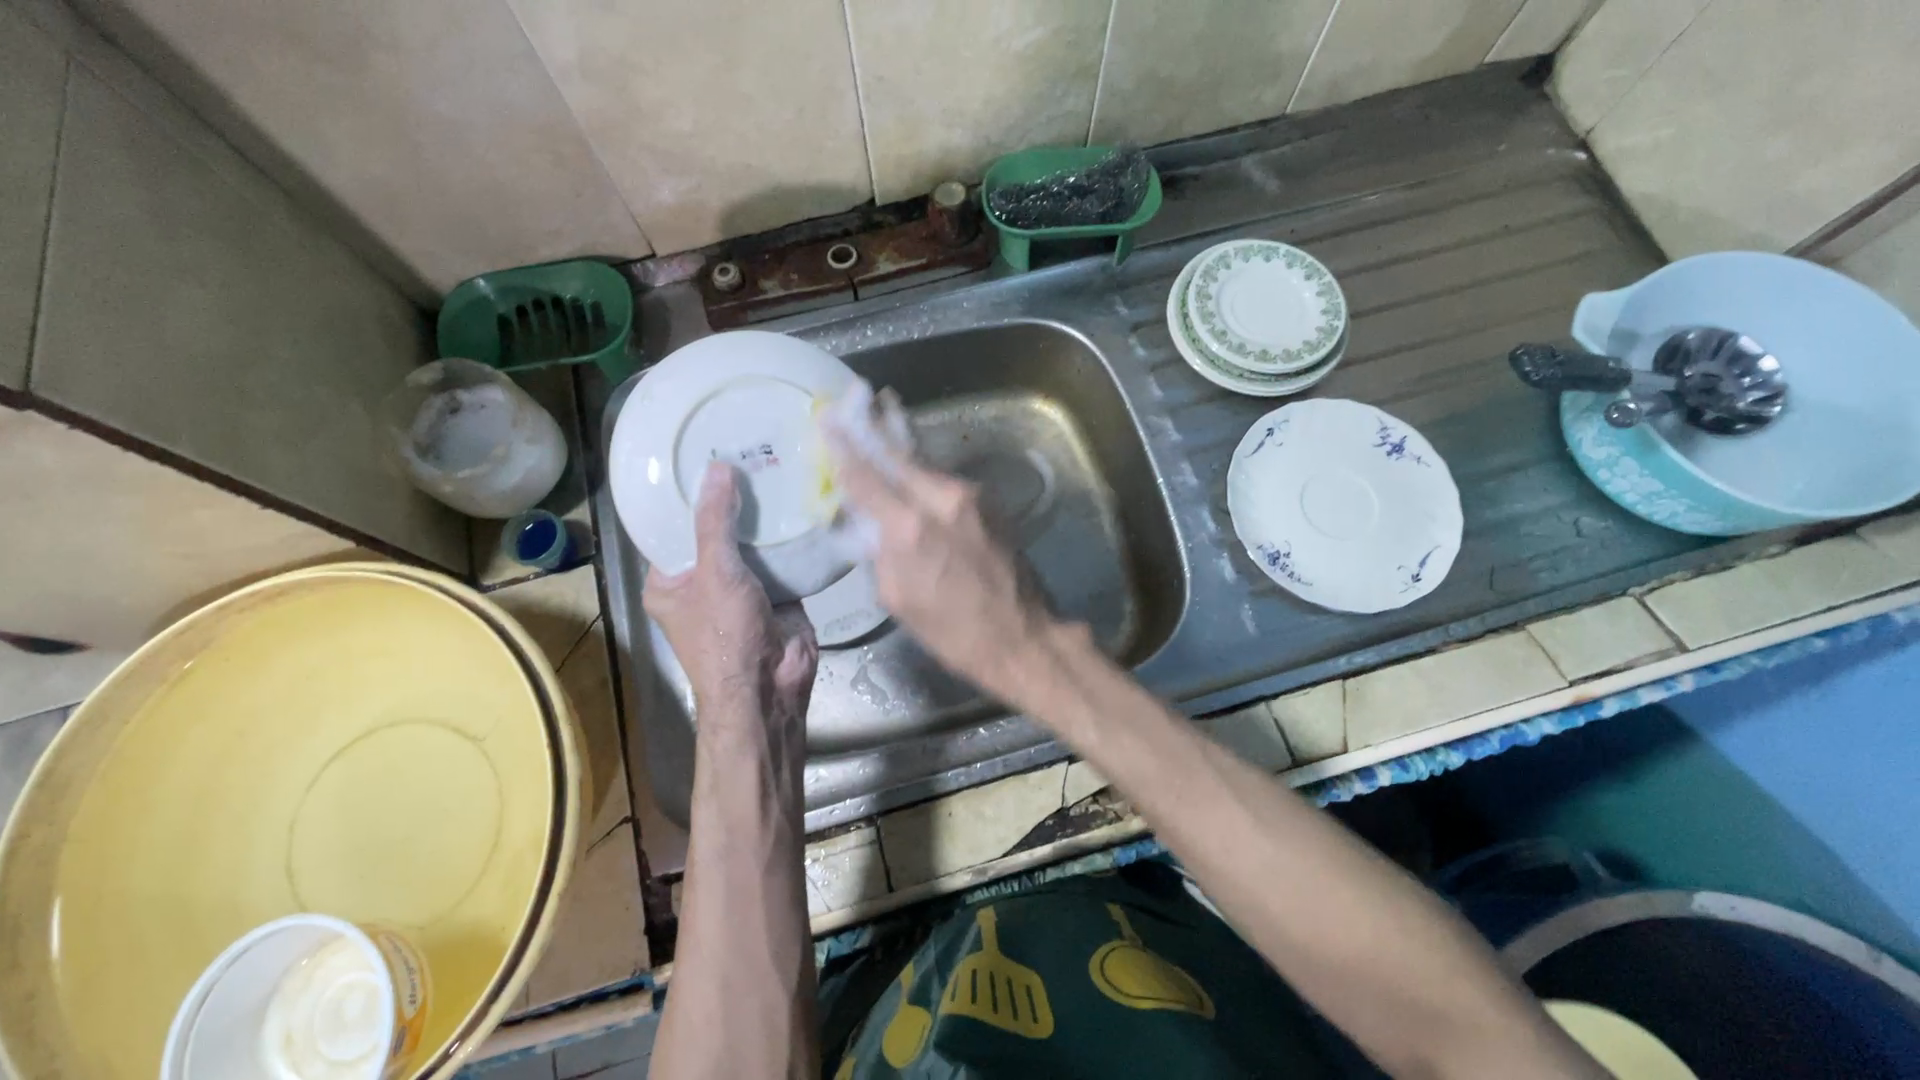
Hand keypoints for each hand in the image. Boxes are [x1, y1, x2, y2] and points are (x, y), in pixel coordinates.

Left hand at [644, 463, 817, 729]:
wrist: (770, 687)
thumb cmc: (725, 633)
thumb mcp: (715, 571)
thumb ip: (717, 521)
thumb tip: (717, 468)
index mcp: (670, 583)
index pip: (675, 528)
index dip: (691, 496)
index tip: (707, 457)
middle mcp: (702, 585)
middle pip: (718, 534)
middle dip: (734, 503)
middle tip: (750, 455)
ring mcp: (742, 591)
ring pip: (752, 546)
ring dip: (765, 520)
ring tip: (777, 469)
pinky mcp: (777, 595)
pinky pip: (782, 560)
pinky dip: (791, 540)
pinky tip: (802, 504)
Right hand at [827, 432, 1059, 698]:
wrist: (1024, 637)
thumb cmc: (953, 632)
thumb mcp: (898, 599)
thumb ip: (878, 554)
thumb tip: (869, 527)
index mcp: (910, 528)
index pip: (865, 476)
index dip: (843, 447)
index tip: (827, 419)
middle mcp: (942, 499)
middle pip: (899, 454)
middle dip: (875, 426)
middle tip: (859, 397)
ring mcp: (972, 497)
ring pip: (925, 464)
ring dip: (902, 446)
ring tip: (884, 413)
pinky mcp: (991, 503)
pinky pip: (946, 480)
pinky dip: (925, 471)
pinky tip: (914, 465)